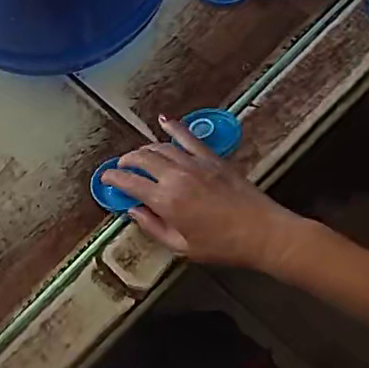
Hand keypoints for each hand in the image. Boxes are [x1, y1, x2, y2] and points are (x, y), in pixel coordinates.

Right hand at [100, 114, 307, 269]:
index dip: (113, 178)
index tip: (106, 179)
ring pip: (160, 146)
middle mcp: (176, 177)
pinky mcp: (212, 158)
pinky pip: (188, 137)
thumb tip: (133, 211)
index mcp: (166, 200)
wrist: (263, 233)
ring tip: (138, 155)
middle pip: (141, 158)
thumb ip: (153, 226)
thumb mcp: (181, 246)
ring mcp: (195, 164)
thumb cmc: (223, 246)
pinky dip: (174, 128)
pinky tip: (164, 121)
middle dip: (126, 161)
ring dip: (144, 148)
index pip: (129, 183)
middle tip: (121, 168)